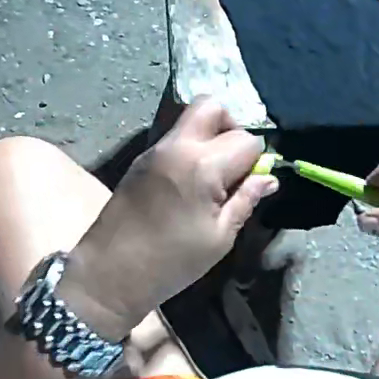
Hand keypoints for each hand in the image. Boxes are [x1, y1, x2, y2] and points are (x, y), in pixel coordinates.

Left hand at [59, 99, 277, 338]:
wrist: (111, 271)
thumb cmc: (171, 261)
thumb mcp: (219, 238)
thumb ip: (245, 200)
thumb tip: (268, 178)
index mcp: (202, 165)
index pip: (246, 140)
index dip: (256, 161)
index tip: (250, 185)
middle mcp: (177, 146)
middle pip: (213, 107)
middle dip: (233, 128)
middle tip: (233, 165)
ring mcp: (155, 149)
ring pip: (191, 119)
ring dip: (210, 136)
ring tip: (213, 177)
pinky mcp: (141, 159)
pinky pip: (174, 138)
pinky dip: (190, 147)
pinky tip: (190, 183)